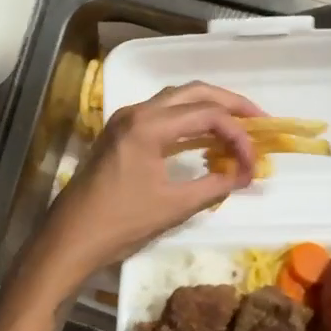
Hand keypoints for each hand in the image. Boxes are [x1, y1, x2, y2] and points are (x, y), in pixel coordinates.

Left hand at [28, 82, 263, 284]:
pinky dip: (188, 121)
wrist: (71, 237)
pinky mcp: (120, 134)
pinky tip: (205, 138)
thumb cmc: (121, 223)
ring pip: (176, 100)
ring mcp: (124, 121)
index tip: (253, 163)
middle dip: (230, 104)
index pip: (207, 115)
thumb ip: (215, 185)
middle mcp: (136, 112)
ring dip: (208, 109)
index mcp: (148, 125)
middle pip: (193, 93)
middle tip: (259, 121)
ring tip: (238, 127)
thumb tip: (245, 175)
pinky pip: (161, 115)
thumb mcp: (174, 206)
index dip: (238, 136)